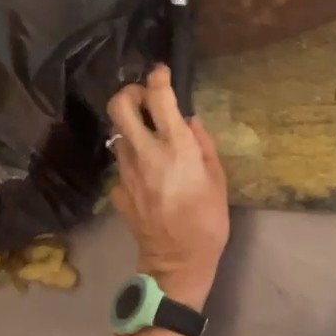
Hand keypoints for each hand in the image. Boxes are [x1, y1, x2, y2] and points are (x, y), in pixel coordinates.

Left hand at [107, 65, 229, 307]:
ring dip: (131, 127)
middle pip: (119, 107)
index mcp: (175, 148)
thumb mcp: (218, 179)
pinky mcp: (117, 191)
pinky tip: (148, 174)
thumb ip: (203, 145)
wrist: (178, 262)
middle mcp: (145, 153)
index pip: (158, 99)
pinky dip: (133, 160)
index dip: (158, 79)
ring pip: (117, 134)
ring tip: (149, 136)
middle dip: (129, 94)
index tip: (162, 72)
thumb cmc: (208, 221)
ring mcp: (125, 172)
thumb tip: (190, 122)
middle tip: (145, 99)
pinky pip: (122, 165)